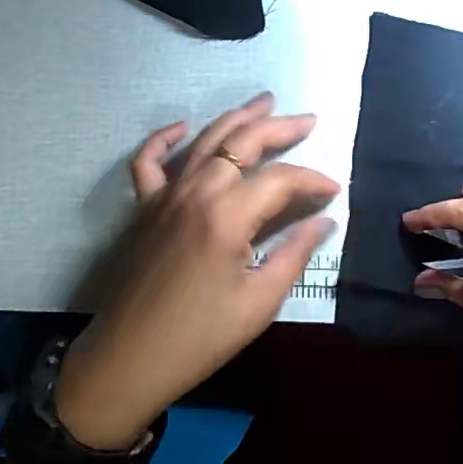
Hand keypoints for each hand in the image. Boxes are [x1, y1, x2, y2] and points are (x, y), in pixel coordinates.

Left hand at [54, 93, 338, 449]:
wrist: (129, 360)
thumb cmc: (201, 337)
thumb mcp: (261, 301)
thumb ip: (295, 252)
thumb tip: (324, 221)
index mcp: (227, 216)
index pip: (280, 179)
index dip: (312, 180)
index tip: (333, 191)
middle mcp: (196, 193)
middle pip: (243, 143)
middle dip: (280, 127)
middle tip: (308, 120)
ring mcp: (165, 196)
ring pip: (204, 141)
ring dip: (236, 118)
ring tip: (264, 102)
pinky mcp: (144, 209)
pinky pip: (148, 162)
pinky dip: (164, 140)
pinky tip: (182, 127)